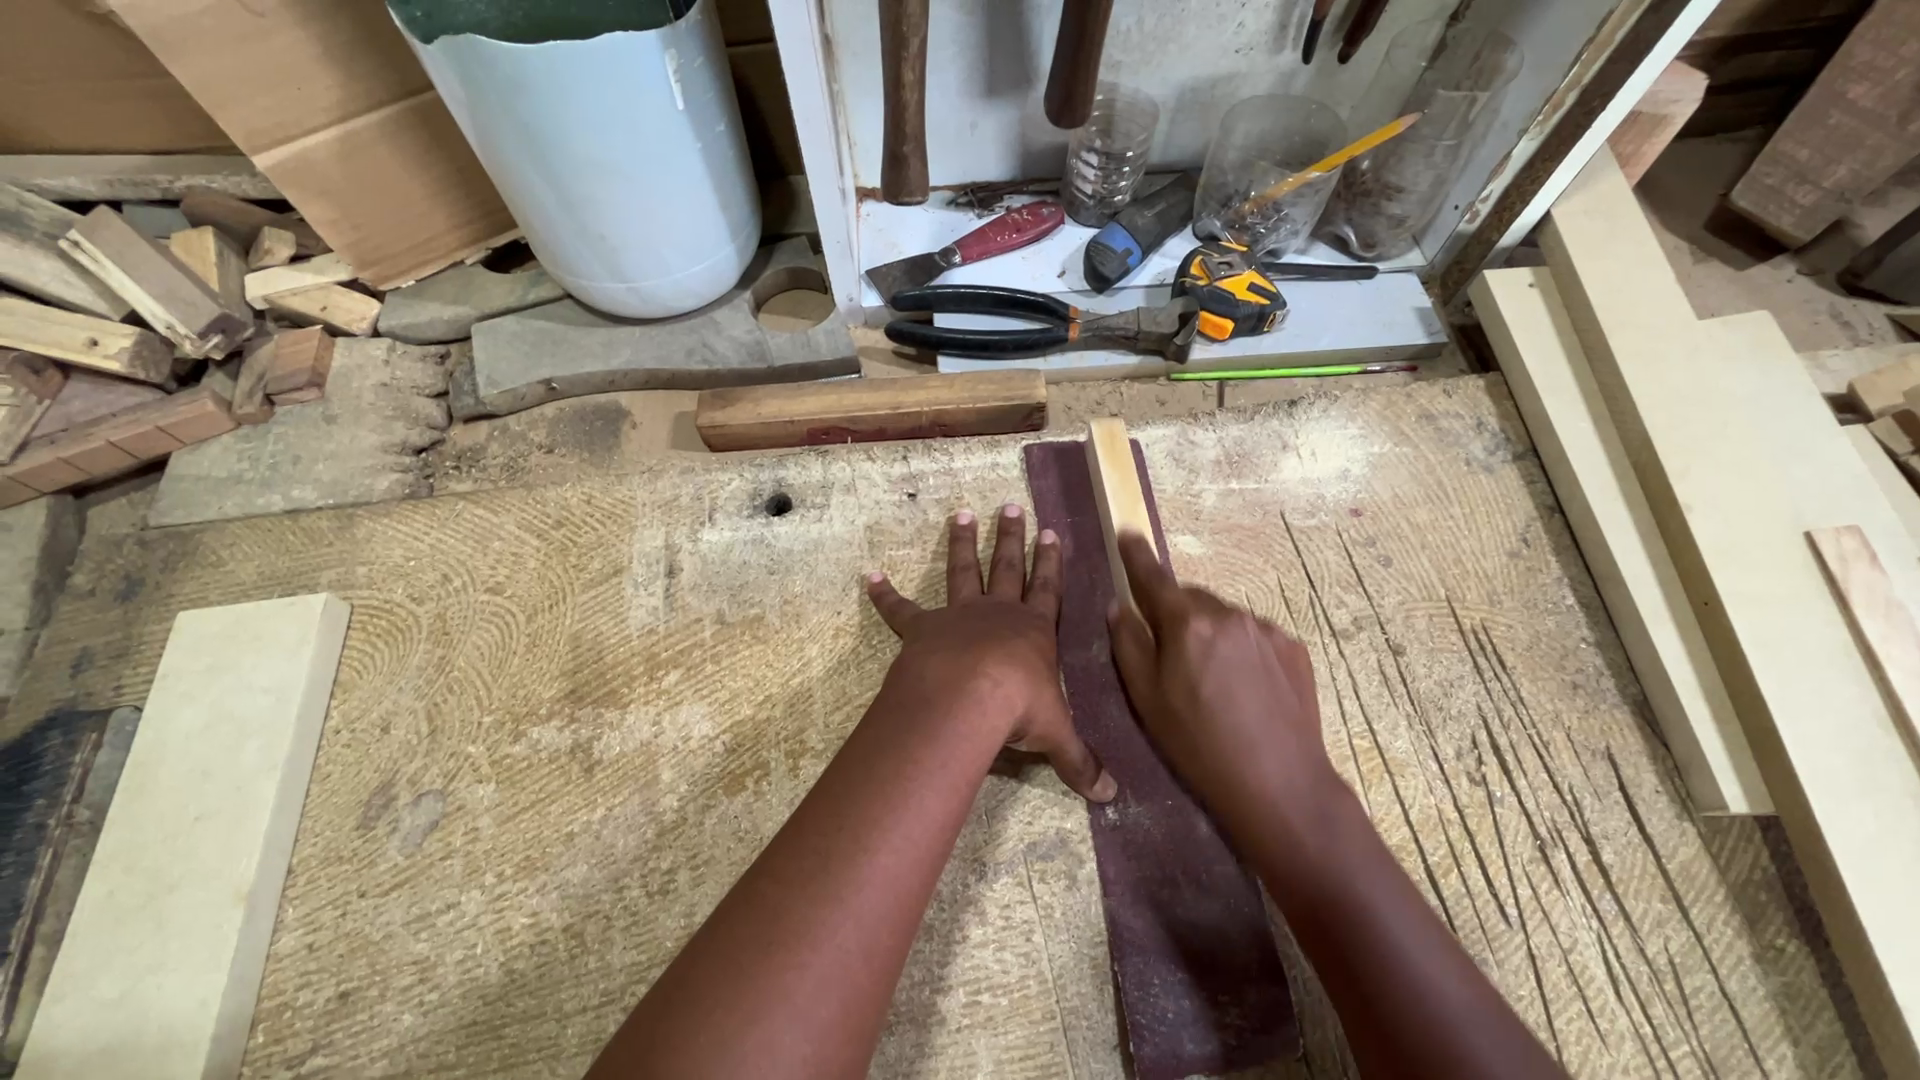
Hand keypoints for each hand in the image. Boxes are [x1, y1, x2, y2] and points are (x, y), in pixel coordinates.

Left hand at [866, 505, 1116, 802]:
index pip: (1048, 590)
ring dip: (962, 544)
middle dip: (1011, 537)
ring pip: (962, 571)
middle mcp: (997, 614)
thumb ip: (1081, 762)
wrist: (968, 695)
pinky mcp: (922, 629)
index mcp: (1033, 631)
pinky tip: (869, 576)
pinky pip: (900, 609)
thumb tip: (1113, 796)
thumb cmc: (1019, 708)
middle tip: (1011, 506)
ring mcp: (958, 616)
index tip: (1052, 532)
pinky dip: (884, 593)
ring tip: (960, 514)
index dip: (1051, 562)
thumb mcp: (1057, 736)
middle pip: (1007, 567)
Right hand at [1106, 532, 1335, 833]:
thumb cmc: (1198, 745)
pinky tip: (1241, 688)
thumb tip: (1118, 607)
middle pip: (1190, 599)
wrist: (1278, 782)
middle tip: (1167, 654)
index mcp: (1187, 624)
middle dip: (1174, 613)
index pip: (1154, 578)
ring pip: (1223, 617)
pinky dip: (1238, 649)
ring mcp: (1266, 629)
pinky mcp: (1293, 648)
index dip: (1137, 556)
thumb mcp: (1146, 700)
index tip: (1127, 532)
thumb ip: (1128, 645)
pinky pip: (1253, 635)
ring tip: (1208, 680)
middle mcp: (1228, 614)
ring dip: (1208, 633)